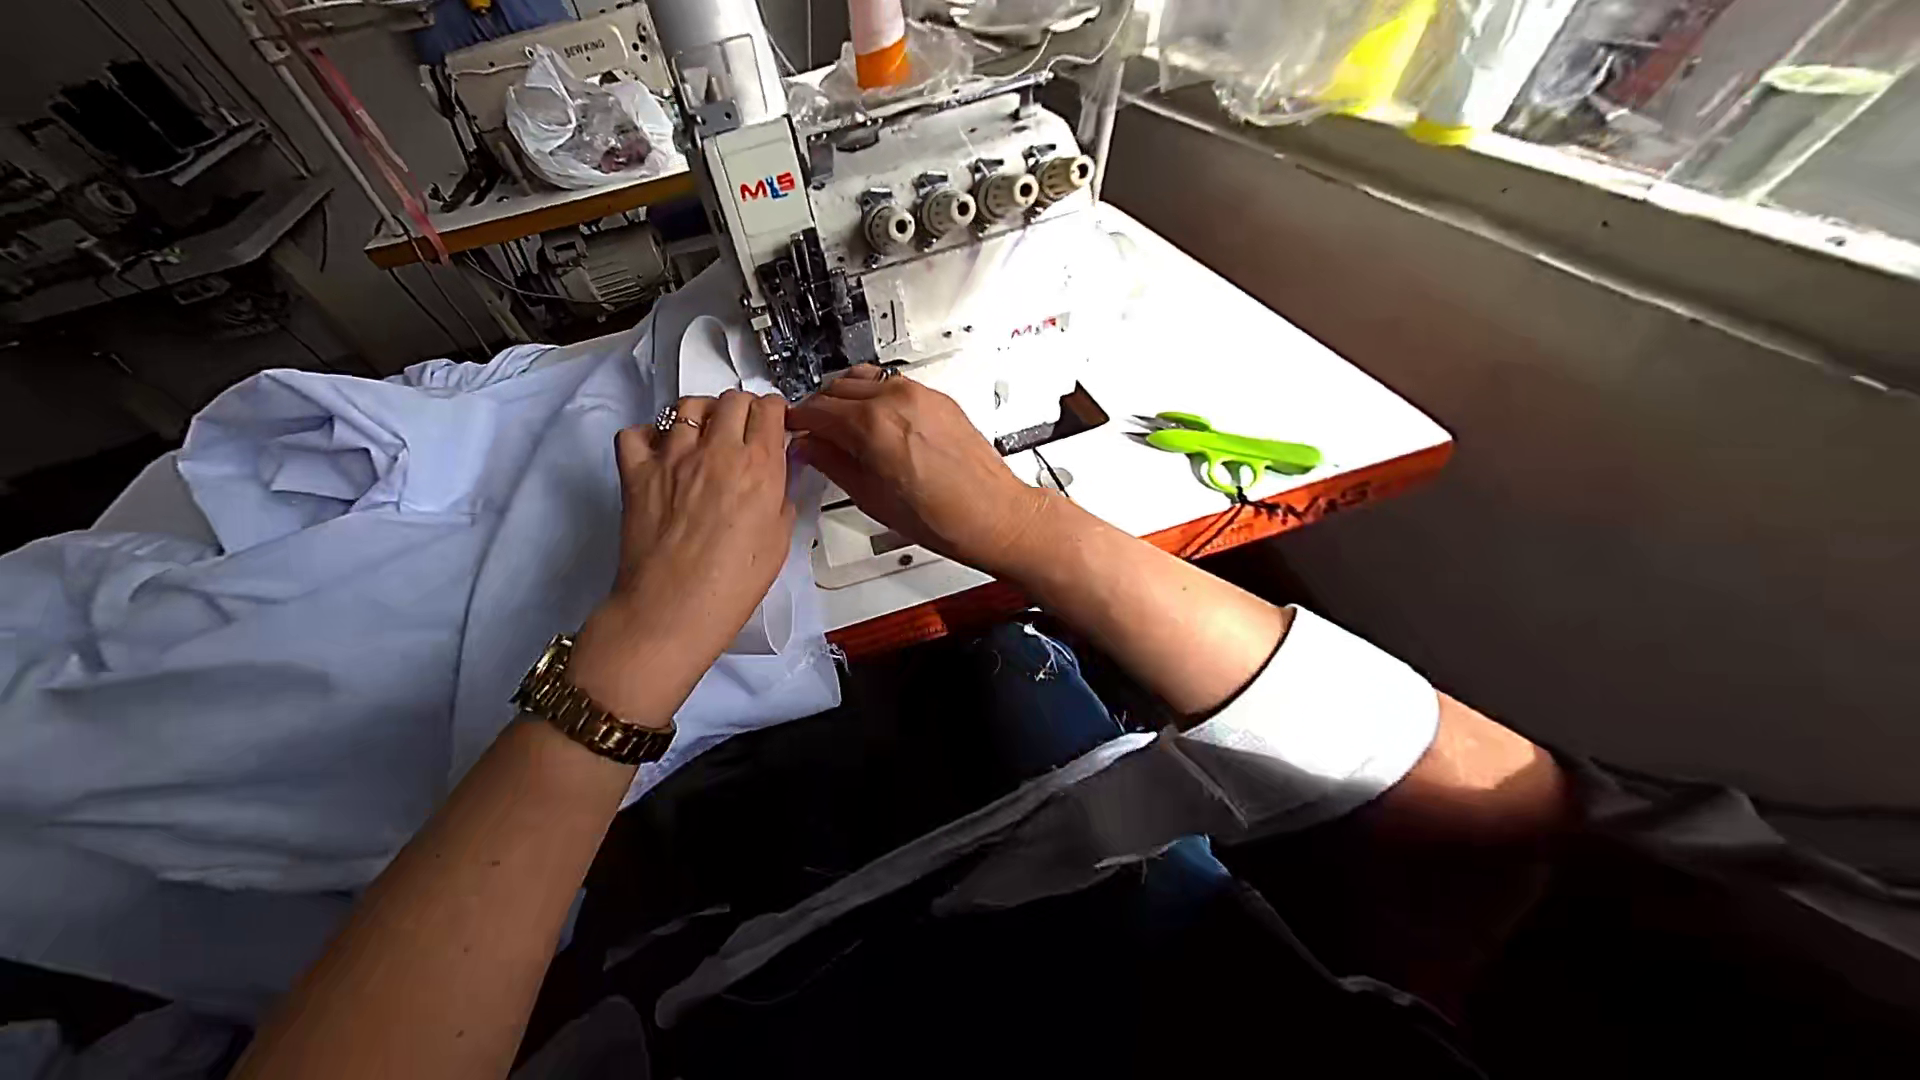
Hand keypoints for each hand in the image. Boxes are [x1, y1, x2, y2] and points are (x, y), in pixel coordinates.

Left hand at [570, 390, 794, 727]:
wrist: (673, 609)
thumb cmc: (734, 584)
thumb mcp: (780, 540)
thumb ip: (782, 496)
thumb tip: (779, 475)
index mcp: (759, 466)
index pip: (769, 408)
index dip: (775, 411)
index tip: (774, 422)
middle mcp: (716, 451)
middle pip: (731, 399)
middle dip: (742, 408)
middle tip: (743, 428)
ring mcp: (672, 457)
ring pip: (686, 405)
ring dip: (702, 414)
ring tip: (704, 436)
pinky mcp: (636, 472)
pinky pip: (637, 431)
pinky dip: (650, 433)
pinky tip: (663, 452)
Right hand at [786, 365, 1054, 576]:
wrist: (994, 516)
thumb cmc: (946, 517)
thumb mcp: (873, 499)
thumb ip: (835, 465)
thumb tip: (813, 449)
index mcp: (874, 426)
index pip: (817, 410)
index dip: (798, 422)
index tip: (794, 430)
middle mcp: (897, 401)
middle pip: (836, 388)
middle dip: (819, 408)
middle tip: (814, 432)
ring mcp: (921, 396)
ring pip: (865, 379)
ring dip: (845, 397)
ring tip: (842, 425)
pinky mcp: (939, 399)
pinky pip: (894, 385)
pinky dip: (875, 396)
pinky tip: (875, 421)